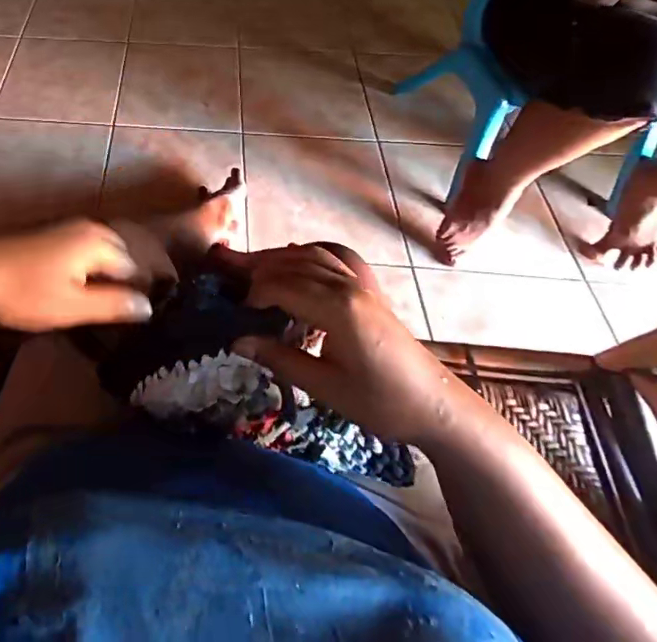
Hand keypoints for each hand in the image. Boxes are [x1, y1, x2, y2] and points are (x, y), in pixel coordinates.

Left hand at [0, 219, 152, 330]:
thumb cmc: (25, 292)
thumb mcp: (72, 307)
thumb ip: (113, 305)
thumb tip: (148, 307)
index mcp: (99, 242)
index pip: (134, 268)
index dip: (137, 291)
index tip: (135, 314)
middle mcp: (88, 226)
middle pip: (119, 253)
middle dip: (123, 277)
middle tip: (119, 308)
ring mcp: (65, 225)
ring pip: (98, 248)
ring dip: (103, 270)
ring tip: (98, 298)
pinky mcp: (46, 231)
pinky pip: (80, 245)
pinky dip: (85, 263)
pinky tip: (72, 282)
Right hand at [229, 245, 474, 445]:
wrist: (432, 401)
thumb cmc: (381, 402)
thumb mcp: (325, 388)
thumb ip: (280, 359)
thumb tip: (238, 341)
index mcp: (338, 308)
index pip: (281, 285)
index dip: (252, 295)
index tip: (237, 317)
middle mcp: (348, 285)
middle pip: (293, 263)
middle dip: (257, 267)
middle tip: (224, 271)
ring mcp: (361, 282)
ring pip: (312, 254)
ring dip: (280, 258)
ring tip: (251, 266)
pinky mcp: (369, 286)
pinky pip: (335, 256)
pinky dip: (309, 254)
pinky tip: (297, 259)